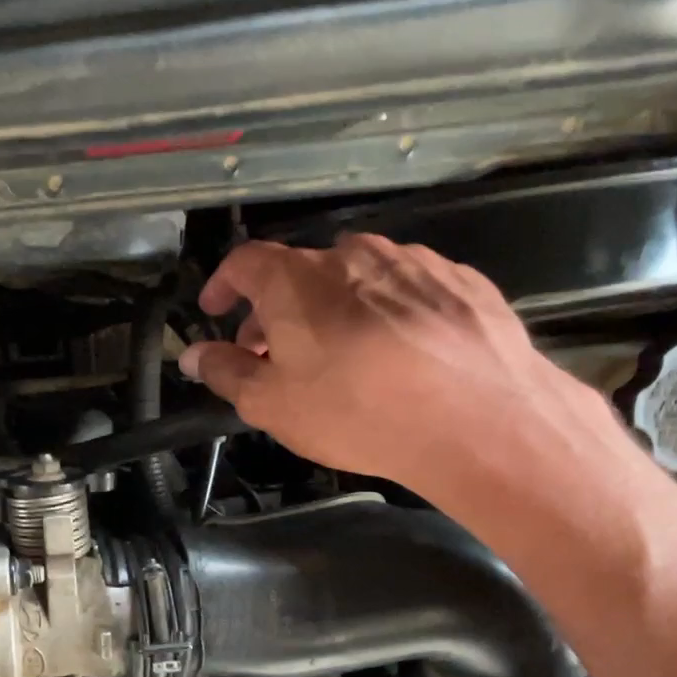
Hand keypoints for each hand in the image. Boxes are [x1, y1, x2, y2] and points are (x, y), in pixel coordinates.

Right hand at [179, 235, 605, 488]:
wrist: (481, 420)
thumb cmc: (356, 410)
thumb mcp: (271, 404)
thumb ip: (226, 373)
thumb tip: (194, 354)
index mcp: (297, 280)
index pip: (244, 262)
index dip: (223, 285)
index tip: (215, 310)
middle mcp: (354, 256)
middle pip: (300, 272)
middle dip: (276, 309)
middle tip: (272, 354)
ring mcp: (414, 263)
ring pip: (355, 278)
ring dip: (332, 308)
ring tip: (337, 355)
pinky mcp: (461, 282)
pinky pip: (405, 289)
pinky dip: (384, 312)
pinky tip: (395, 354)